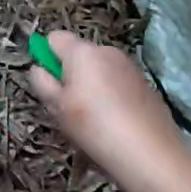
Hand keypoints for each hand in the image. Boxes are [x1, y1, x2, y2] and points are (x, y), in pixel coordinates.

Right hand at [27, 31, 183, 191]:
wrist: (151, 154)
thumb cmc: (95, 128)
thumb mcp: (57, 108)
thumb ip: (42, 82)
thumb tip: (39, 68)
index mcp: (82, 52)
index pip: (54, 37)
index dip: (47, 56)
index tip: (50, 84)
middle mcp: (107, 50)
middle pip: (78, 54)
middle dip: (70, 73)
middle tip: (69, 107)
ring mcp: (129, 66)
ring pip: (98, 68)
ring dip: (91, 84)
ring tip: (94, 119)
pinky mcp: (145, 83)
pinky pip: (117, 81)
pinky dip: (111, 94)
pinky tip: (116, 121)